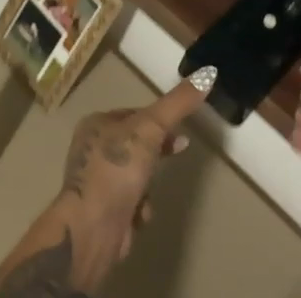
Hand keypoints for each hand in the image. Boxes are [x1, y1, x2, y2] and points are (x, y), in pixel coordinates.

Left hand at [57, 68, 211, 258]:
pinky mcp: (102, 211)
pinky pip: (130, 201)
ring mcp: (96, 182)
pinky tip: (139, 213)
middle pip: (135, 144)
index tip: (179, 131)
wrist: (93, 227)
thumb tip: (209, 72)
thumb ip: (178, 103)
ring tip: (148, 192)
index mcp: (96, 125)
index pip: (134, 114)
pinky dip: (140, 208)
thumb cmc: (117, 168)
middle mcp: (91, 150)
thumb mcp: (151, 127)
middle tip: (177, 151)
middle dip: (156, 152)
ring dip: (148, 185)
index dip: (158, 120)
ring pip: (135, 174)